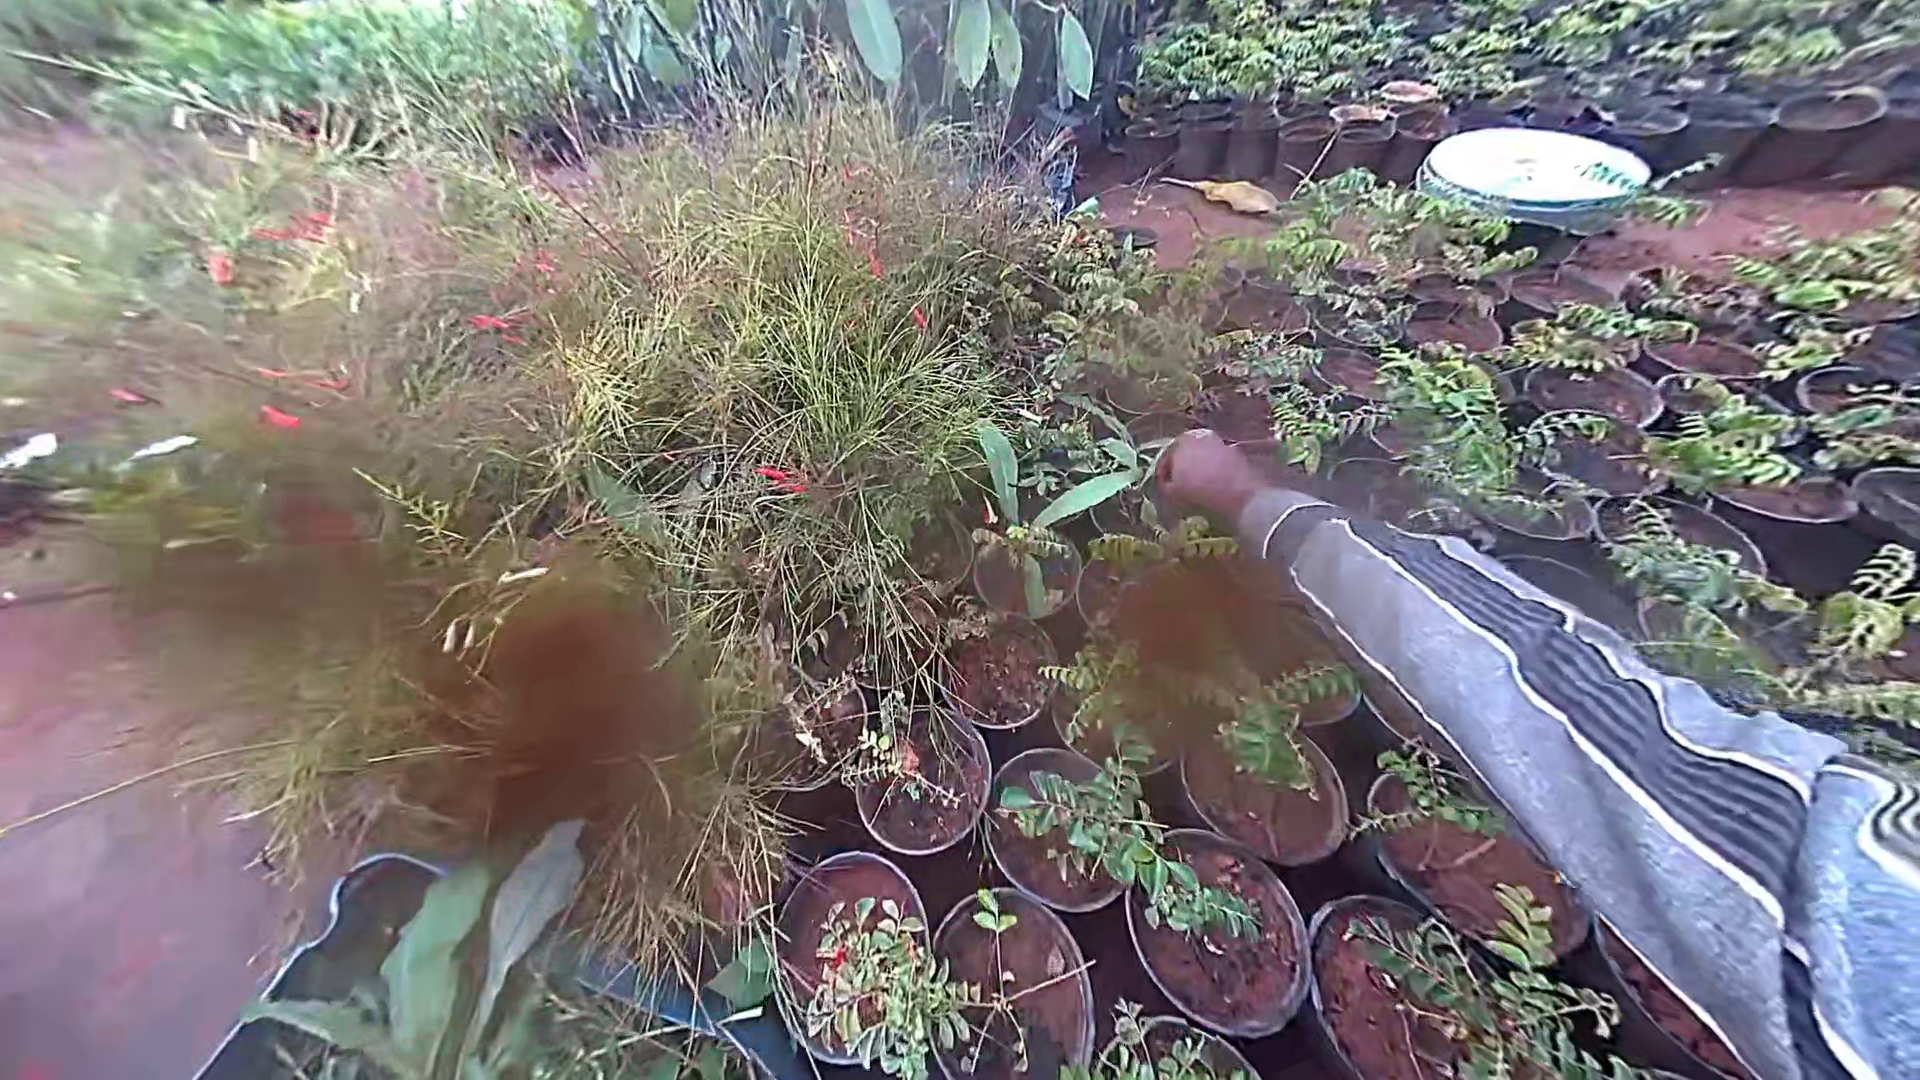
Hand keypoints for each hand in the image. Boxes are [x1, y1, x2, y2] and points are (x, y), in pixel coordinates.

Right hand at [1155, 429, 1265, 520]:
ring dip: (1199, 469)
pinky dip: (1215, 472)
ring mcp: (1222, 445)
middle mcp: (1201, 438)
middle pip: (1186, 453)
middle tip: (1180, 485)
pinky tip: (1215, 487)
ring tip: (1198, 487)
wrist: (1240, 498)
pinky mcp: (1238, 455)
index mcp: (1181, 443)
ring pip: (1204, 457)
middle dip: (1182, 467)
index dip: (1162, 472)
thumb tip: (1165, 483)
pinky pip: (1220, 463)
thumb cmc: (1198, 493)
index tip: (1163, 485)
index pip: (1166, 456)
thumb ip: (1163, 486)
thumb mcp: (1171, 495)